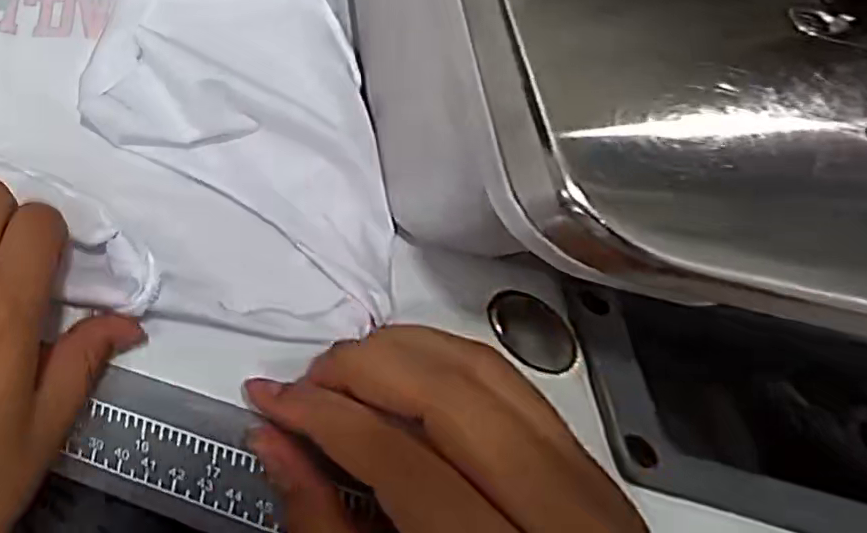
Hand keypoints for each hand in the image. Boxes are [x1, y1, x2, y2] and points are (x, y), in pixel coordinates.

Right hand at [244, 325, 646, 532]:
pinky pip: (509, 382)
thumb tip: (272, 441)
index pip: (399, 459)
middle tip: (306, 383)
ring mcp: (596, 497)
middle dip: (354, 369)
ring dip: (394, 352)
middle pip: (445, 396)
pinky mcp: (595, 476)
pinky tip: (400, 372)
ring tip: (347, 373)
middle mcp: (572, 527)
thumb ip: (322, 523)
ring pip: (481, 370)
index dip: (318, 415)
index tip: (270, 398)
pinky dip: (440, 359)